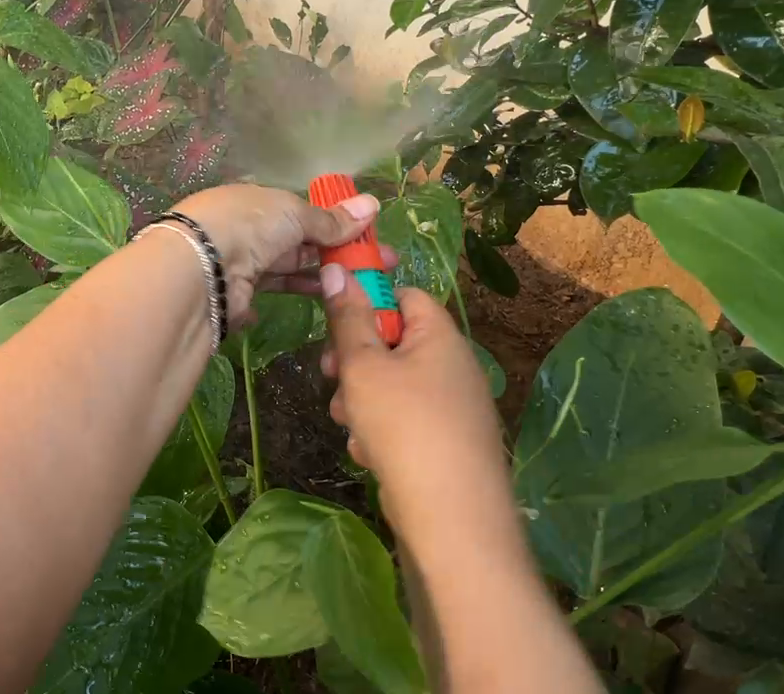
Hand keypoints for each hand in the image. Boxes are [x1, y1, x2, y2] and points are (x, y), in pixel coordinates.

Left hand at [169, 183, 387, 323]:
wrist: (201, 268)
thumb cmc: (247, 224)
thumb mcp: (293, 213)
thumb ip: (329, 218)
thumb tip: (372, 204)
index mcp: (252, 200)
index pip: (297, 210)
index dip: (333, 222)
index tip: (368, 236)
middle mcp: (245, 228)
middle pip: (297, 240)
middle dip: (339, 251)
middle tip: (383, 265)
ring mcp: (240, 262)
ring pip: (289, 267)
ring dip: (323, 275)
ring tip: (365, 285)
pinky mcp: (239, 294)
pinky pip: (274, 291)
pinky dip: (295, 293)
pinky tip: (325, 299)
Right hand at [319, 281, 511, 544]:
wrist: (451, 516)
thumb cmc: (403, 424)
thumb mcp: (362, 364)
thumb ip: (347, 316)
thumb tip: (336, 268)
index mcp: (439, 337)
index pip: (405, 295)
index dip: (369, 300)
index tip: (336, 321)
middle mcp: (453, 366)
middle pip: (392, 341)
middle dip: (354, 358)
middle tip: (330, 374)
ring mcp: (452, 406)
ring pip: (391, 383)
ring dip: (360, 396)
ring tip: (347, 420)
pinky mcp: (446, 441)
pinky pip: (403, 417)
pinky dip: (380, 427)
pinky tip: (368, 450)